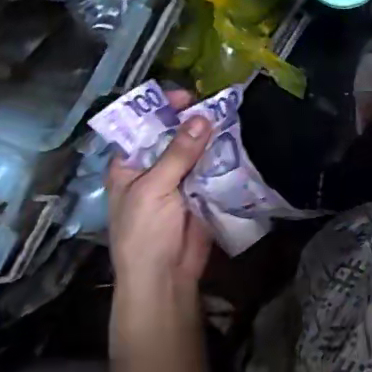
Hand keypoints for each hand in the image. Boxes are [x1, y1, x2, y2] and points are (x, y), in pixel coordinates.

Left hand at [106, 88, 212, 345]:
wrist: (164, 276)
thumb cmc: (144, 232)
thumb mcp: (155, 188)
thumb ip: (179, 153)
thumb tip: (202, 117)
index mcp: (130, 164)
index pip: (144, 126)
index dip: (163, 108)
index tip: (187, 95)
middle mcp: (154, 169)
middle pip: (176, 136)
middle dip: (195, 122)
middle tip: (219, 105)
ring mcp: (180, 182)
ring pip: (198, 153)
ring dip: (214, 140)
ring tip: (234, 120)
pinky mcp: (202, 195)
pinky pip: (215, 172)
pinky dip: (226, 160)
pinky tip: (240, 145)